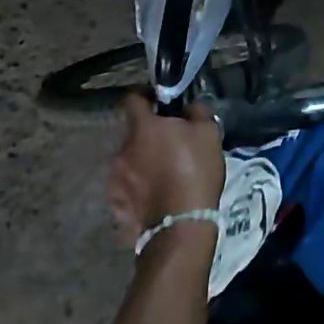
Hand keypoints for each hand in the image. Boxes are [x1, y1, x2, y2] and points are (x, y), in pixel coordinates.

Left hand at [108, 95, 224, 242]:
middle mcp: (122, 150)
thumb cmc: (196, 171)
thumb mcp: (208, 133)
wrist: (181, 226)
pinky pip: (127, 189)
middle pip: (133, 134)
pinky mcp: (115, 206)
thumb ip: (196, 112)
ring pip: (129, 162)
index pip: (132, 99)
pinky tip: (157, 197)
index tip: (160, 101)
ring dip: (143, 162)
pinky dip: (139, 189)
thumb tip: (188, 108)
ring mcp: (115, 180)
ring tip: (165, 175)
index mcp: (142, 128)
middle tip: (171, 144)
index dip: (145, 96)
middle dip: (149, 135)